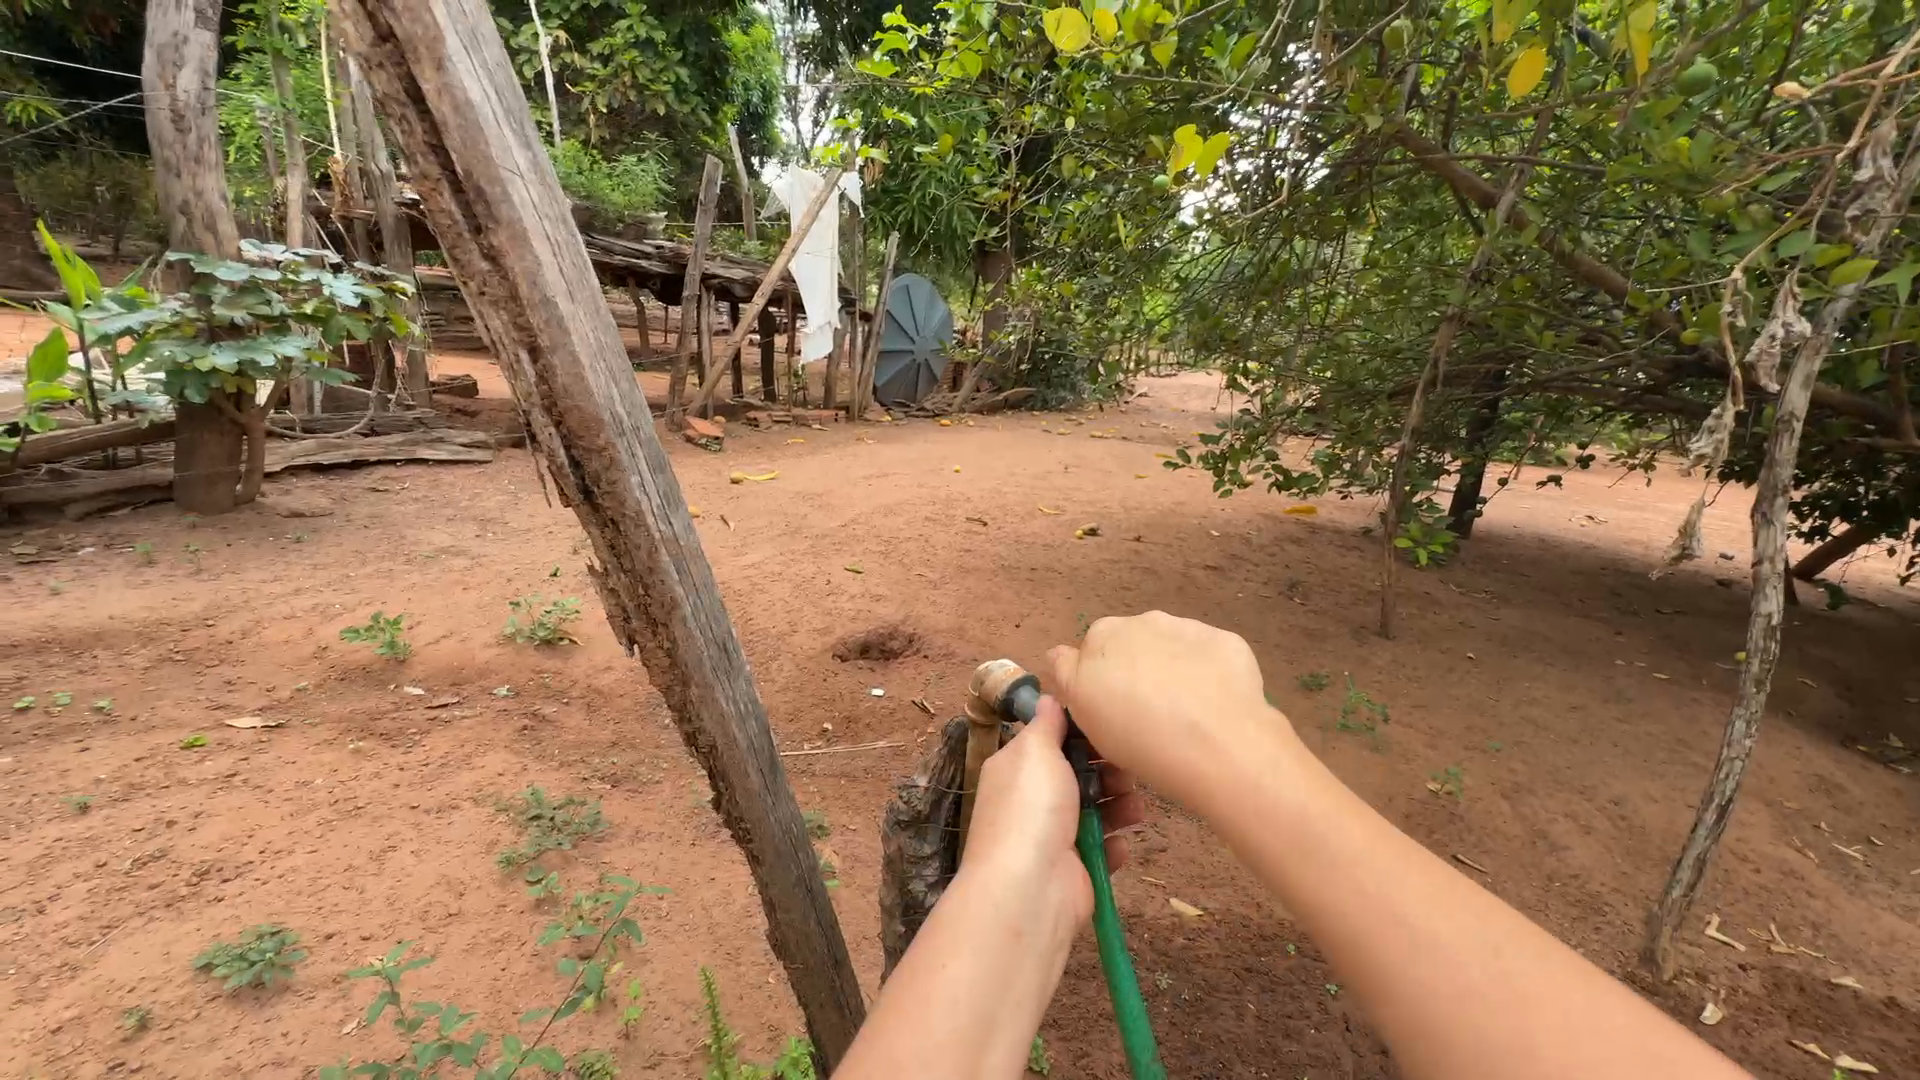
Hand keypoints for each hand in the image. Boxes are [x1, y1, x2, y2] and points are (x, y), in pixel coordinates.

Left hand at [959, 695, 1145, 934]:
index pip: (1051, 739)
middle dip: (1107, 770)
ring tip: (1134, 809)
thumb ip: (1047, 724)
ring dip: (1118, 805)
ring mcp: (1052, 834)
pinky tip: (1119, 843)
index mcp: (1016, 766)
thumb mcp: (1036, 751)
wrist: (1030, 888)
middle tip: (1128, 772)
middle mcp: (1031, 798)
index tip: (1110, 729)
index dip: (1082, 733)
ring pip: (1094, 809)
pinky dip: (1113, 844)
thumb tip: (1048, 698)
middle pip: (1078, 774)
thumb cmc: (1032, 808)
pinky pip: (1101, 847)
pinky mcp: (1074, 867)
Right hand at [1048, 610, 1290, 811]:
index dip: (1100, 680)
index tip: (1111, 708)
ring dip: (1173, 670)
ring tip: (1184, 714)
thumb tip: (1061, 653)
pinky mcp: (1227, 642)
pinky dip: (1210, 674)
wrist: (1213, 743)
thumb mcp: (1082, 709)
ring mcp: (1188, 628)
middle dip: (1137, 670)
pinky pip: (1211, 657)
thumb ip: (1066, 672)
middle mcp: (1143, 621)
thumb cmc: (1134, 732)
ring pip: (1173, 648)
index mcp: (1102, 634)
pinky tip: (1214, 706)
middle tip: (1146, 714)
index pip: (1092, 651)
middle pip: (1133, 645)